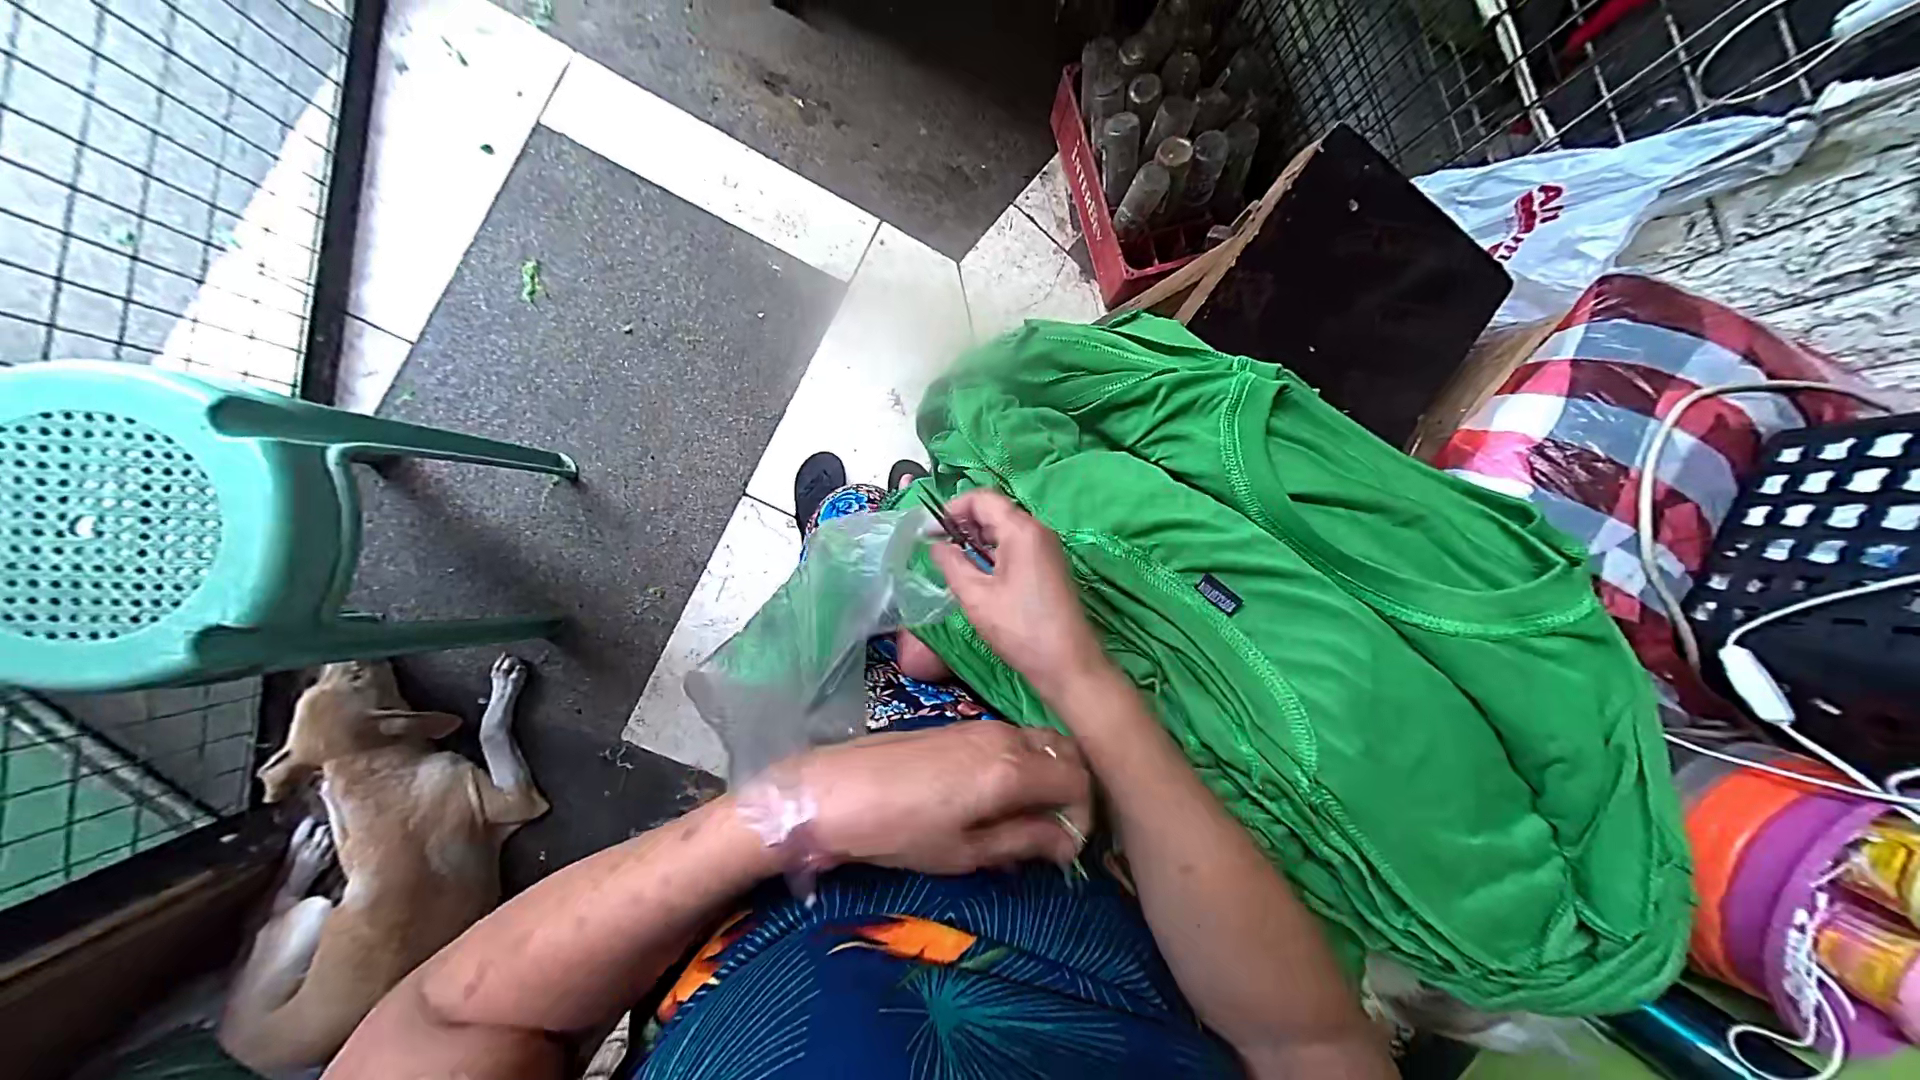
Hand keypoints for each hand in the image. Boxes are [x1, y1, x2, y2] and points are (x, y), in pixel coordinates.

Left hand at [769, 721, 1091, 874]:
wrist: (836, 790)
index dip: (1084, 815)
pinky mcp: (960, 724)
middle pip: (1065, 751)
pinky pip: (1011, 737)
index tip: (1067, 847)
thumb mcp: (965, 850)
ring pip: (1039, 740)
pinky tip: (997, 794)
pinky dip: (1023, 762)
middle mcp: (1005, 736)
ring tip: (1025, 815)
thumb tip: (1069, 842)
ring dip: (1047, 774)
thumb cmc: (900, 830)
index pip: (1079, 780)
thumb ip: (1024, 840)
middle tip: (1053, 830)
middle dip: (1072, 789)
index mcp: (1013, 769)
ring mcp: (981, 725)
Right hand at [928, 489, 1109, 698]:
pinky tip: (980, 574)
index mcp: (1022, 530)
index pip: (982, 499)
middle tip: (939, 546)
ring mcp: (1047, 549)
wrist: (1067, 663)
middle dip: (964, 523)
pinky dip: (995, 552)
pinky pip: (1017, 546)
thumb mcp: (976, 596)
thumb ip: (951, 563)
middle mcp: (1038, 531)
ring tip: (955, 561)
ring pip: (1006, 529)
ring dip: (979, 539)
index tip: (931, 530)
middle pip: (995, 511)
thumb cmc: (1020, 628)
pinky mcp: (1050, 567)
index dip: (953, 508)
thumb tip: (936, 545)